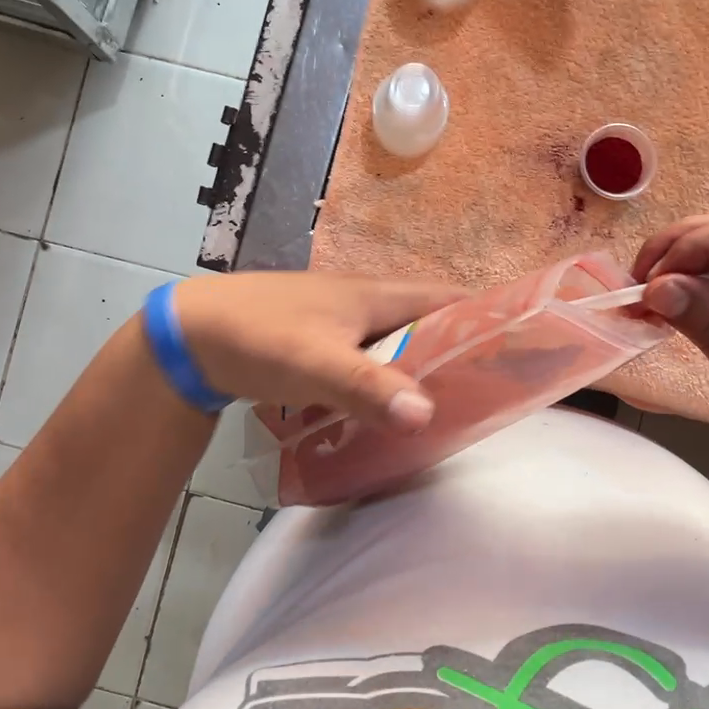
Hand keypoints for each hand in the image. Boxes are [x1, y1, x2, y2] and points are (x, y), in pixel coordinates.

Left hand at [172, 271, 466, 431]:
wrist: (192, 335)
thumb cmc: (260, 336)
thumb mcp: (316, 363)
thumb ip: (368, 387)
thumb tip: (426, 414)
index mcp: (377, 295)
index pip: (451, 297)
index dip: (488, 316)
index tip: (517, 353)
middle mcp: (365, 302)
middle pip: (428, 323)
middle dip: (458, 353)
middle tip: (485, 397)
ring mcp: (340, 322)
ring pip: (396, 344)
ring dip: (419, 371)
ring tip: (445, 412)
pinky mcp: (318, 343)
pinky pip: (367, 360)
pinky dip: (383, 381)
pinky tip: (386, 414)